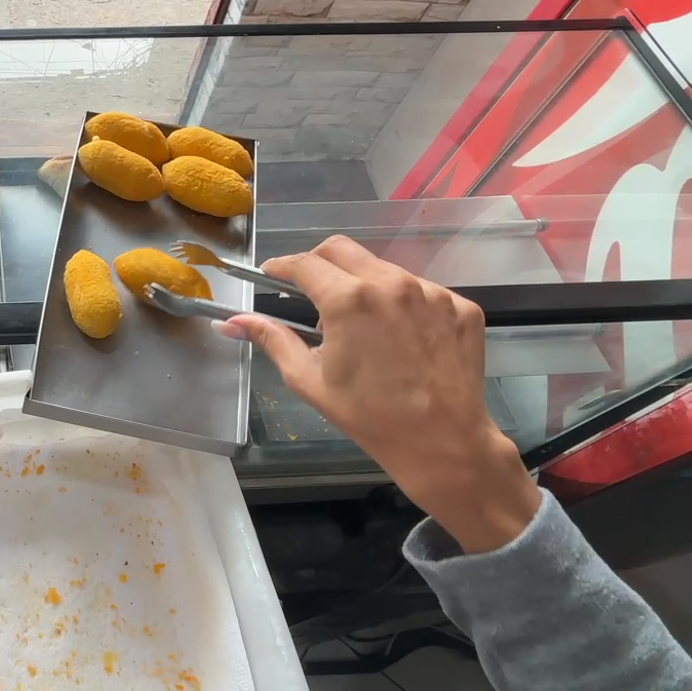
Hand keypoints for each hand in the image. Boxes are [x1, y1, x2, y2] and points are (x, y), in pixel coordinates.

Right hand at [219, 236, 540, 552]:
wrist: (441, 440)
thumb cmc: (365, 413)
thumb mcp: (306, 377)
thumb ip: (270, 338)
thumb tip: (231, 322)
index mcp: (348, 300)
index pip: (304, 263)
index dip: (281, 266)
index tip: (271, 274)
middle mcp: (392, 284)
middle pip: (341, 250)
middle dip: (317, 263)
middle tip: (308, 290)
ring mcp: (432, 292)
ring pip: (382, 269)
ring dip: (360, 284)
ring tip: (358, 324)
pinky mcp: (460, 306)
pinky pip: (419, 290)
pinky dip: (399, 303)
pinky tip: (397, 336)